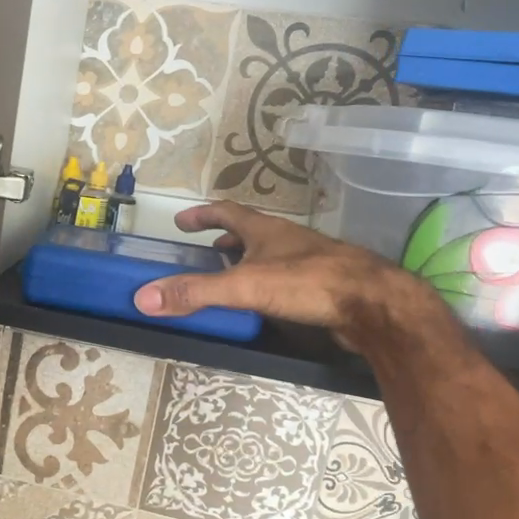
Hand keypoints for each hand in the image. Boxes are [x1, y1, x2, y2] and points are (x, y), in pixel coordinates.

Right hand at [133, 201, 444, 350]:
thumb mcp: (243, 286)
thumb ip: (194, 293)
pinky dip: (269, 285)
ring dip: (248, 263)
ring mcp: (309, 262)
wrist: (374, 305)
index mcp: (266, 231)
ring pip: (272, 256)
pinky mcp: (324, 288)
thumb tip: (143, 298)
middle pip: (251, 232)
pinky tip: (265, 304)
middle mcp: (288, 241)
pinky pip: (288, 280)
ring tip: (231, 278)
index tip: (181, 221)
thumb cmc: (309, 284)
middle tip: (205, 252)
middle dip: (225, 239)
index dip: (203, 215)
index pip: (228, 213)